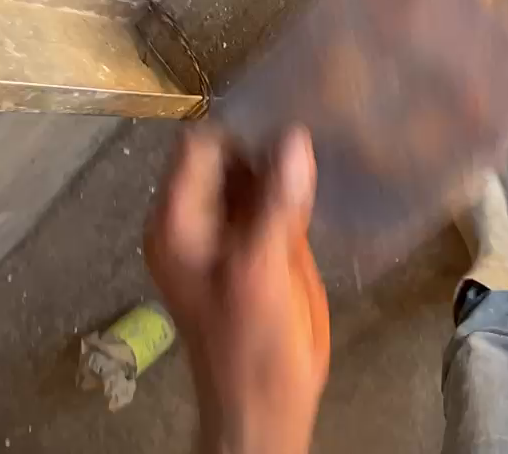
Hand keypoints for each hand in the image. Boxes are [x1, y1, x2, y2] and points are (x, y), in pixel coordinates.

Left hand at [146, 125, 329, 453]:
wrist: (268, 401)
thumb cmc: (247, 344)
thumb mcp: (257, 273)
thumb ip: (274, 205)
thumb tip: (295, 138)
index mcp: (179, 221)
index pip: (198, 149)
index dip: (236, 127)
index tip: (281, 107)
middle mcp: (203, 214)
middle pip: (228, 152)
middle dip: (264, 132)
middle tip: (310, 105)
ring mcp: (236, 223)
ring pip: (257, 166)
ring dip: (285, 150)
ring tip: (324, 119)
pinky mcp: (267, 234)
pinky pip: (280, 189)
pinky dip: (299, 175)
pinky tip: (328, 156)